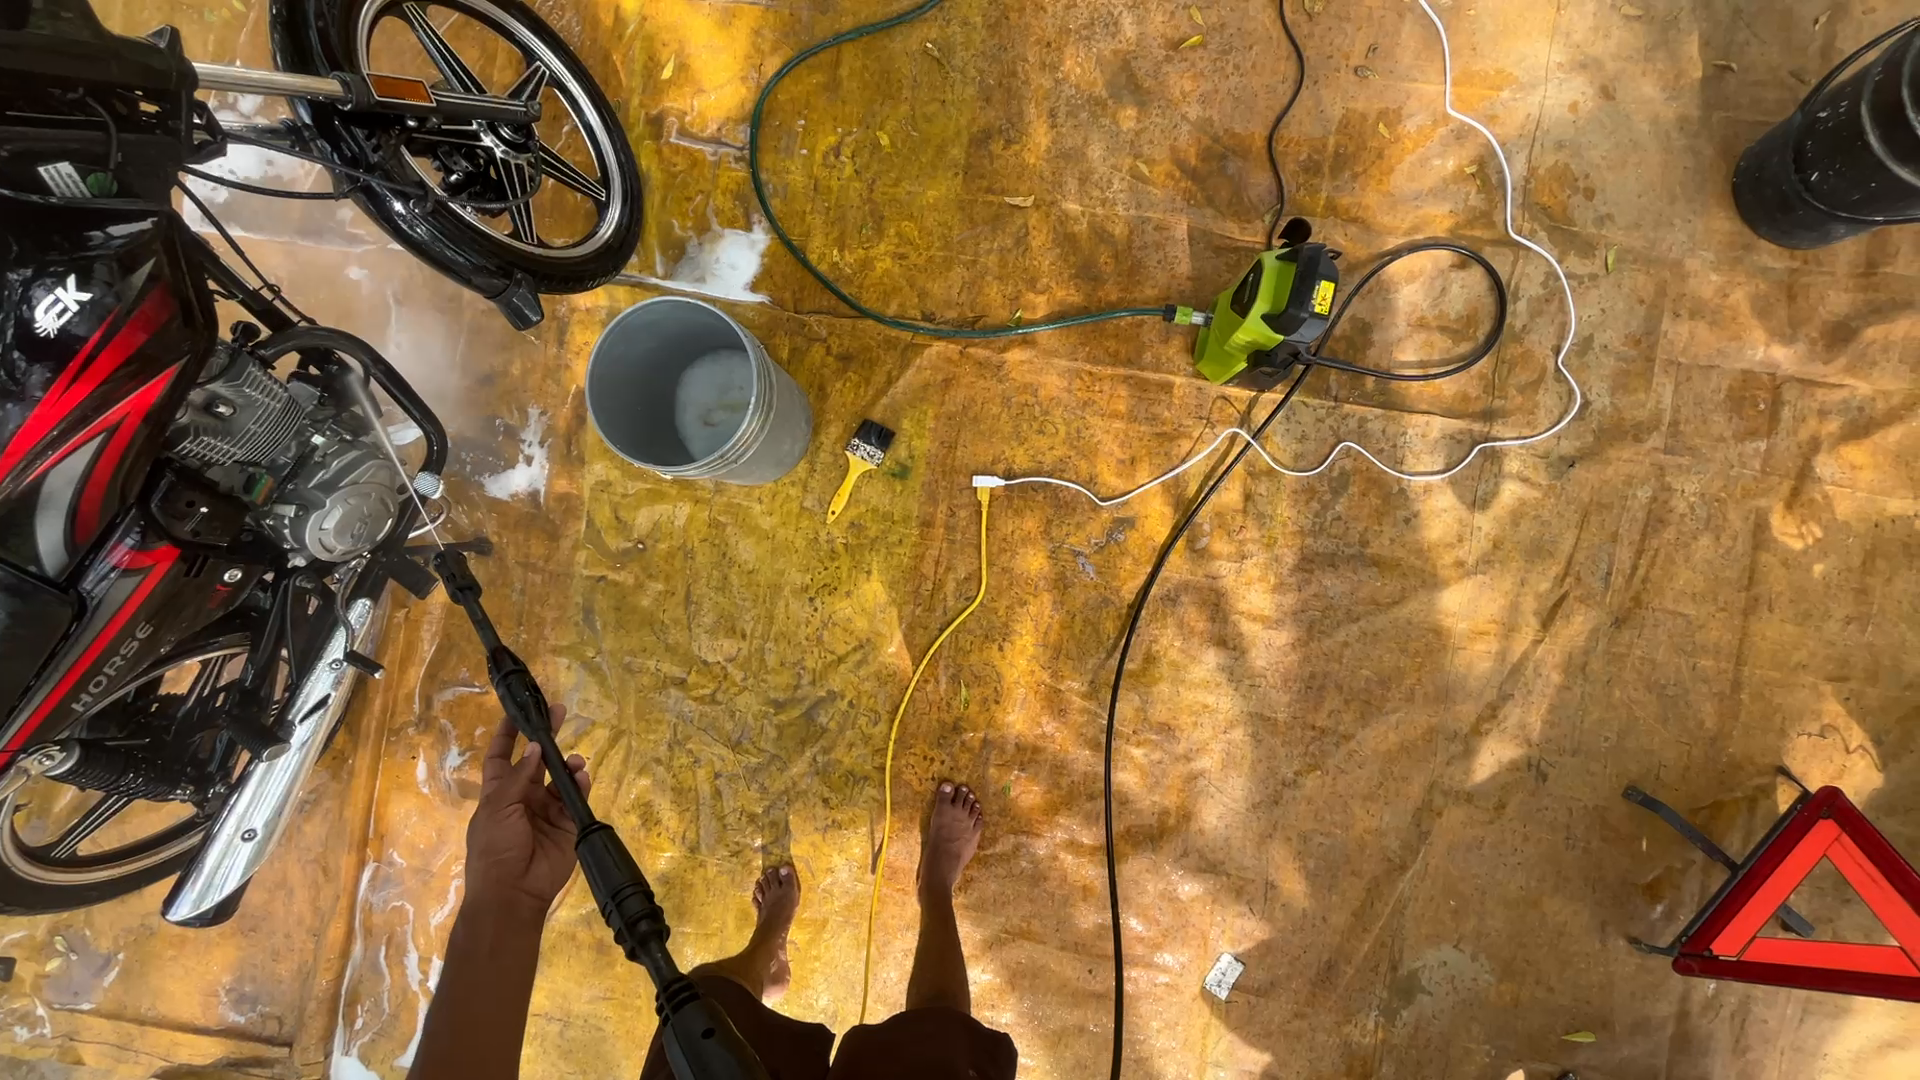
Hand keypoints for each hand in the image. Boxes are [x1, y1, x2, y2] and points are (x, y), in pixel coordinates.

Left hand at [464, 704, 590, 920]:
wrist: (514, 891)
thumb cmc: (495, 849)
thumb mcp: (498, 810)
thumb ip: (520, 777)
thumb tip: (534, 747)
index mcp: (499, 794)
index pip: (500, 758)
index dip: (506, 736)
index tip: (516, 712)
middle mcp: (524, 797)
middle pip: (536, 760)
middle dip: (546, 736)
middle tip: (560, 711)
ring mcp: (547, 808)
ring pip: (560, 776)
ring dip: (567, 763)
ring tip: (574, 761)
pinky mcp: (568, 821)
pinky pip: (577, 796)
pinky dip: (581, 784)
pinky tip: (582, 777)